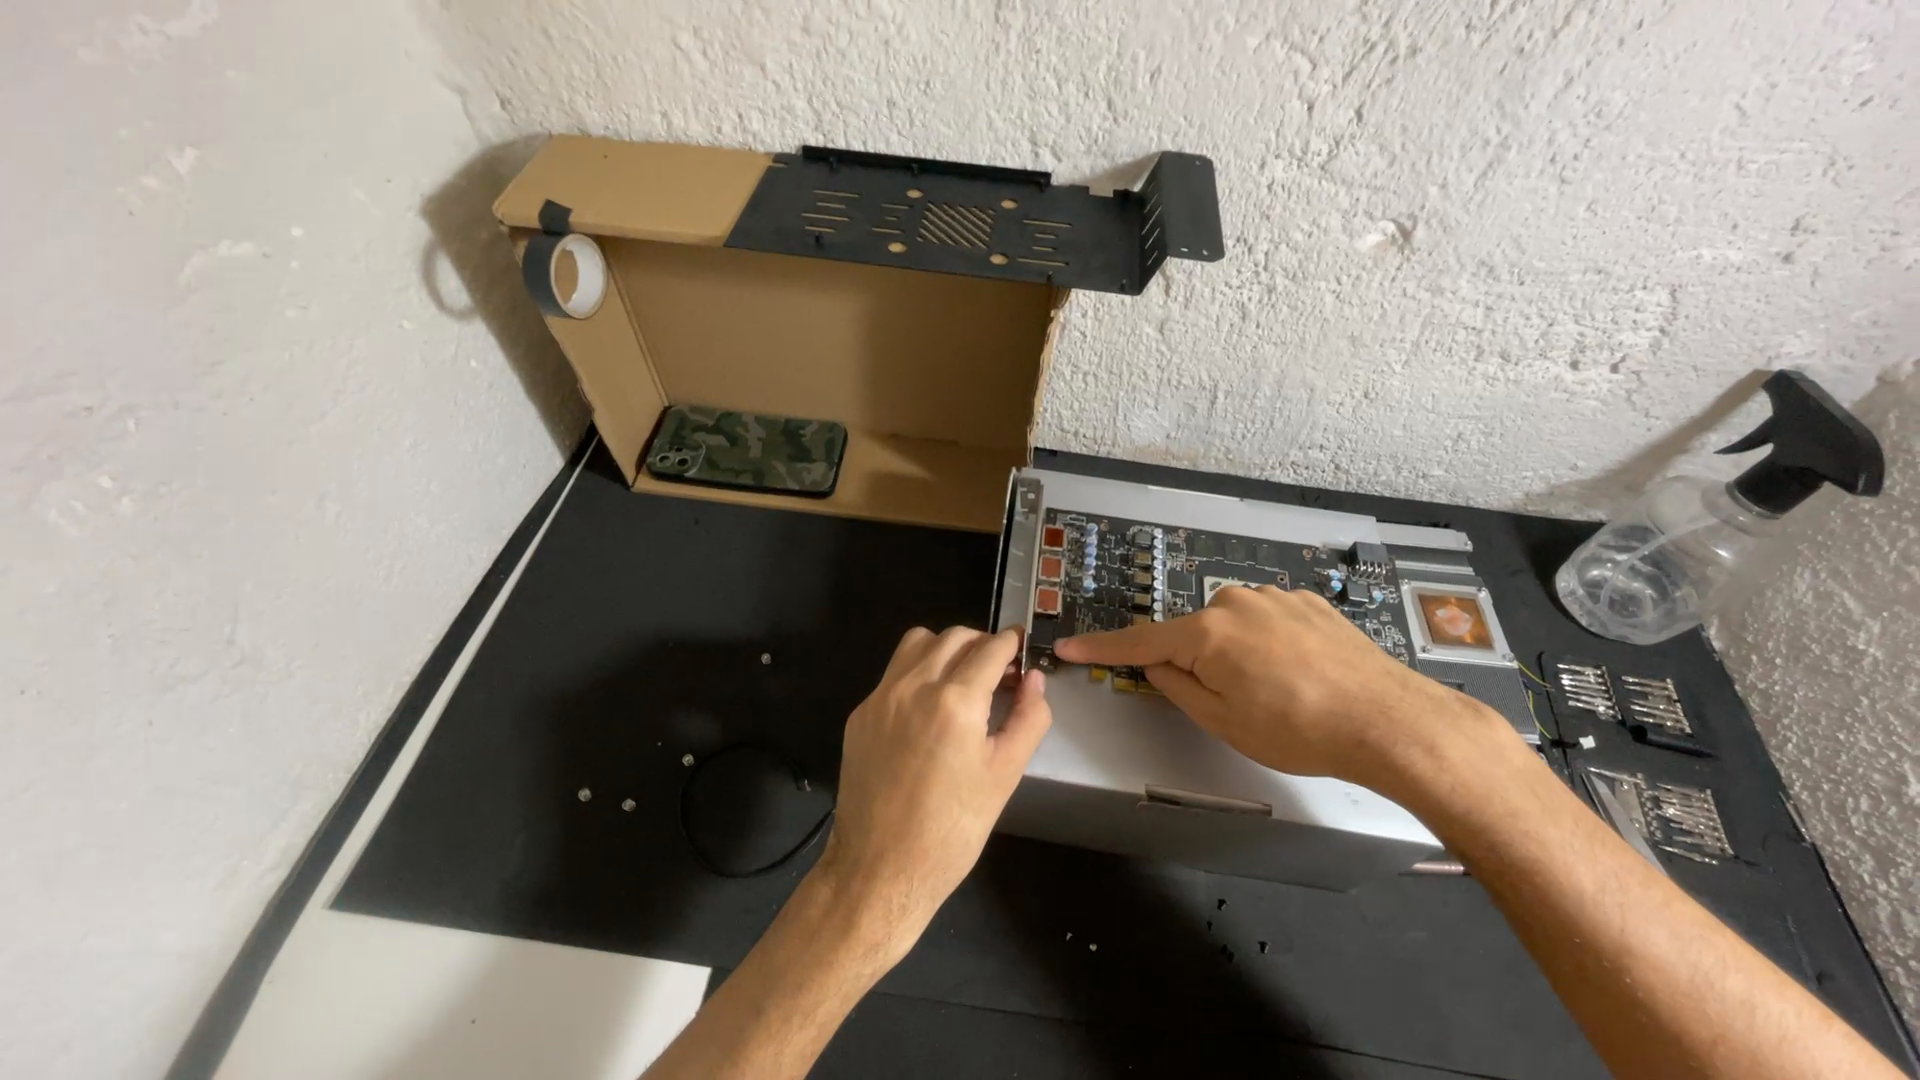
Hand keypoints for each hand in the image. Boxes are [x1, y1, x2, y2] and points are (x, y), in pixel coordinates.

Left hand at [813, 627, 1051, 959]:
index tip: (1022, 649)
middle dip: (982, 644)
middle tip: (999, 672)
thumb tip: (1035, 680)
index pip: (990, 648)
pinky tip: (928, 710)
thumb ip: (1028, 719)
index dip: (1012, 644)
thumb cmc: (952, 831)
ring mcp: (880, 698)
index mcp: (955, 701)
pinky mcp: (860, 715)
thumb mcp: (1004, 776)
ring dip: (946, 649)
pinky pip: (892, 674)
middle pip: (954, 637)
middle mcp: (912, 686)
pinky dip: (917, 674)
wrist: (879, 870)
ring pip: (917, 643)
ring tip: (962, 680)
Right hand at [1053, 585, 1504, 795]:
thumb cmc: (1298, 730)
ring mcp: (1277, 597)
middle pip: (1193, 633)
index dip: (1099, 647)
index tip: (1065, 646)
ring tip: (1277, 693)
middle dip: (1196, 661)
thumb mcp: (1223, 722)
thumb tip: (1156, 666)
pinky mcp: (1310, 603)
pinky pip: (1268, 620)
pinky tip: (1300, 674)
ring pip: (1233, 625)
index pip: (1138, 642)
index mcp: (1207, 632)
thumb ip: (1178, 688)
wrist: (1389, 720)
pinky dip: (1268, 644)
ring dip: (1236, 652)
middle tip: (1230, 703)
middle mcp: (1236, 601)